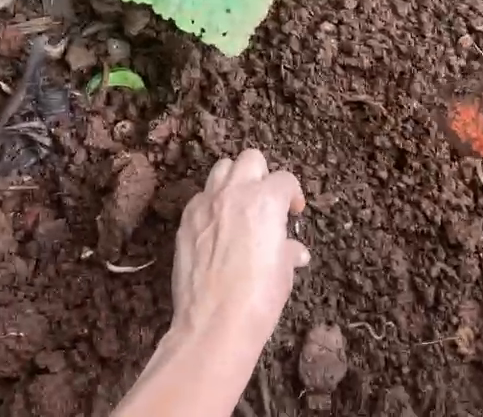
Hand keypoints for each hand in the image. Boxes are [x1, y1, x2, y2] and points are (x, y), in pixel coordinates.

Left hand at [170, 149, 308, 351]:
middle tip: (265, 201)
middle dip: (262, 175)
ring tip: (239, 205)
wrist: (214, 323)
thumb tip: (296, 251)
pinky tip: (216, 228)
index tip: (293, 212)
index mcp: (266, 200)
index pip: (285, 179)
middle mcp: (235, 192)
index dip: (293, 195)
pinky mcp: (186, 220)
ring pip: (221, 169)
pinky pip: (200, 197)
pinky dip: (211, 204)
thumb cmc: (258, 298)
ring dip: (234, 181)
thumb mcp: (284, 273)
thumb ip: (288, 250)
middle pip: (250, 159)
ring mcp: (206, 203)